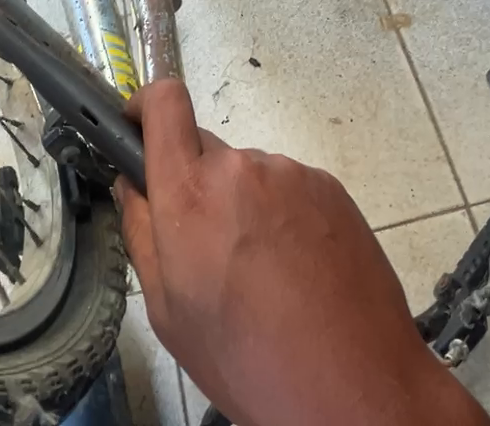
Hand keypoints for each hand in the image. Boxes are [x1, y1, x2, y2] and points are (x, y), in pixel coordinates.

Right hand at [116, 81, 489, 425]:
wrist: (357, 387)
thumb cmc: (250, 360)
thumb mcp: (169, 312)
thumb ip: (141, 233)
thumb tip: (132, 185)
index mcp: (190, 194)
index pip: (163, 104)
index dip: (145, 104)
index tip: (137, 123)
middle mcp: (240, 168)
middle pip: (203, 151)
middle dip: (196, 185)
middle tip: (210, 247)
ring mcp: (291, 174)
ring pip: (247, 175)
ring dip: (243, 205)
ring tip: (264, 270)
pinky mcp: (330, 187)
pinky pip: (288, 188)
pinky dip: (282, 216)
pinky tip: (297, 267)